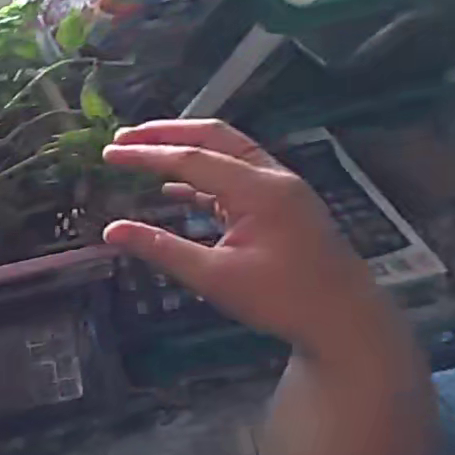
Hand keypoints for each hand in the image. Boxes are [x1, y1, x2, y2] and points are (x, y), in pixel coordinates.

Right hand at [102, 120, 399, 358]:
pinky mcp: (278, 204)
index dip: (146, 154)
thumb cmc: (281, 299)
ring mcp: (279, 188)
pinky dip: (200, 176)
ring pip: (225, 152)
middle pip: (213, 137)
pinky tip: (173, 188)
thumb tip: (111, 231)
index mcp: (258, 188)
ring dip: (184, 149)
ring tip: (143, 151)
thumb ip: (161, 248)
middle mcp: (271, 176)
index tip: (109, 153)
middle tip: (123, 137)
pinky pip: (233, 176)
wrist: (345, 320)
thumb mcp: (214, 277)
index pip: (191, 158)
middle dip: (165, 133)